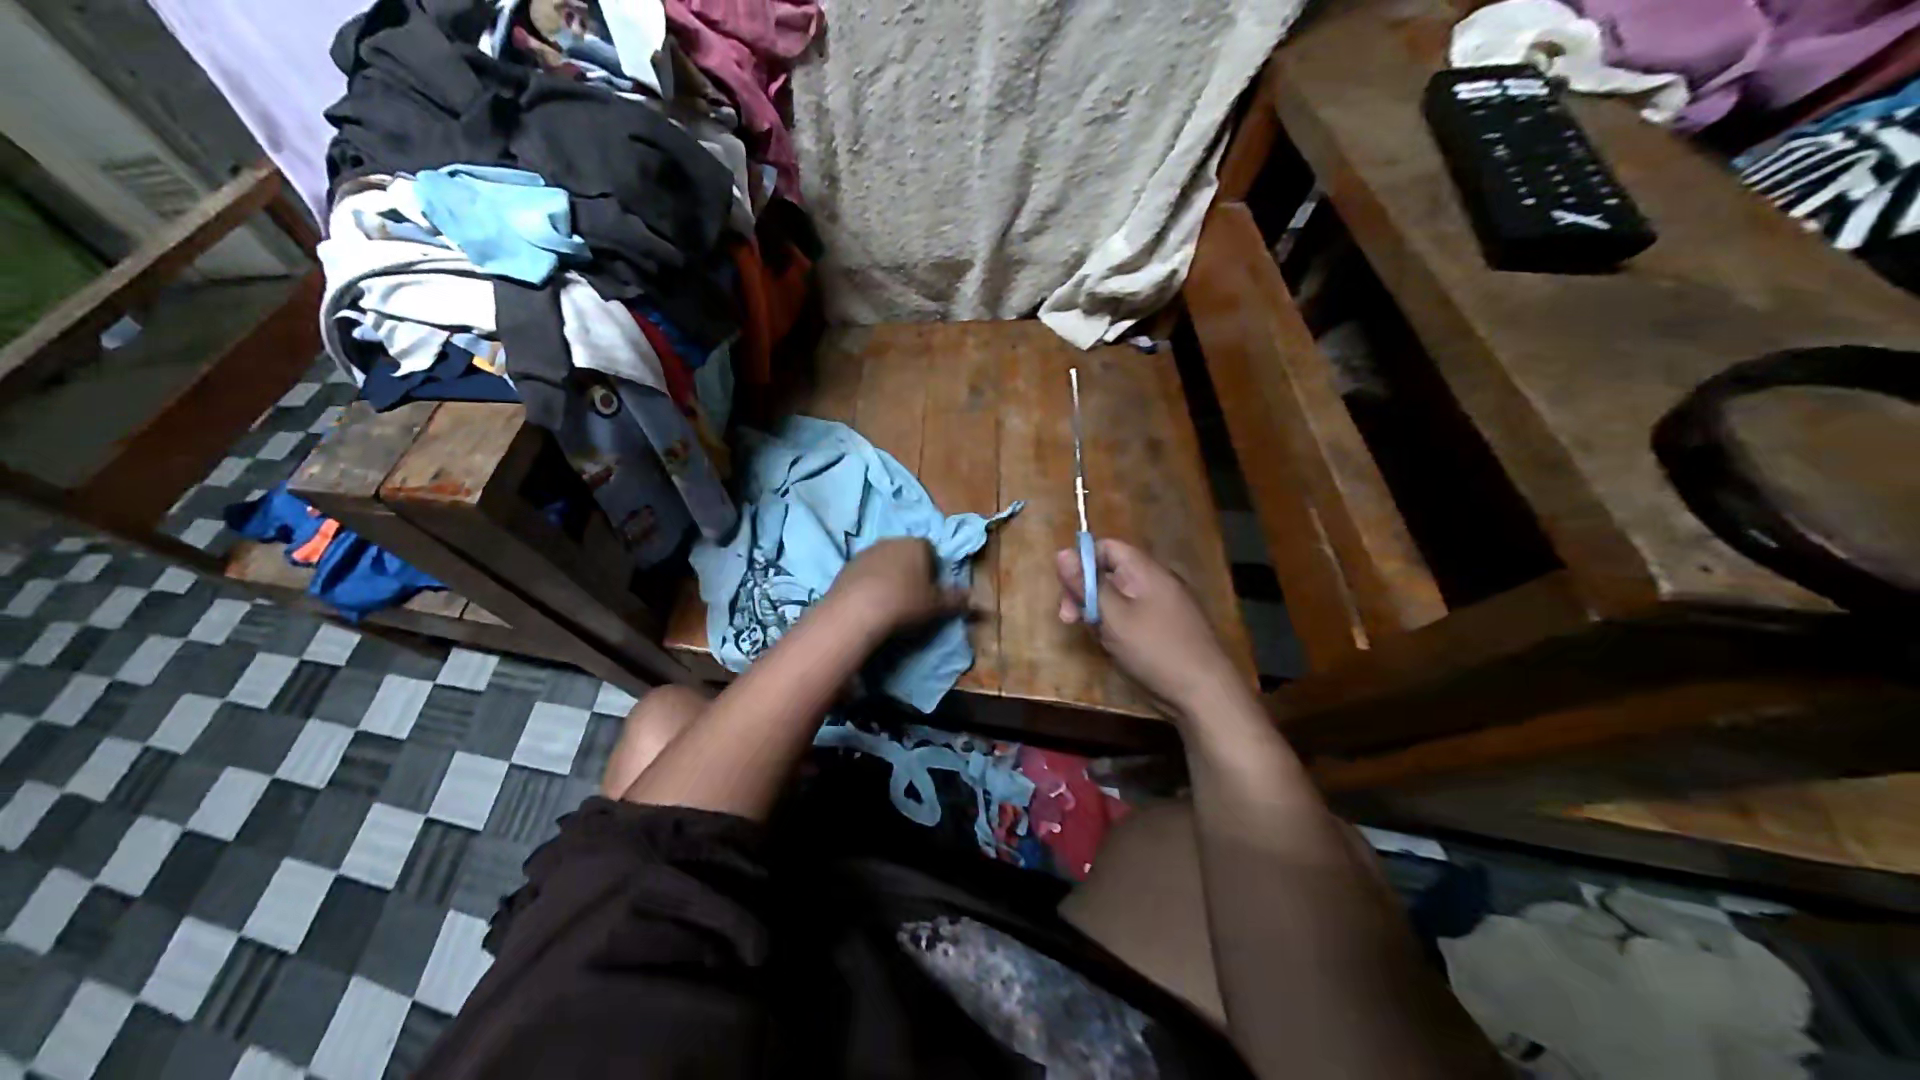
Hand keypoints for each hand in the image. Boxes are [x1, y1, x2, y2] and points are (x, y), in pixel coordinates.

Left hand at [826, 538, 967, 637]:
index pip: (931, 551)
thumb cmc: (905, 603)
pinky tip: (870, 605)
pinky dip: (870, 585)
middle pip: (906, 555)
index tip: (931, 591)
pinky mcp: (846, 567)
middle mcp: (891, 541)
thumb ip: (957, 600)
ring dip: (889, 578)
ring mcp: (865, 552)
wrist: (856, 612)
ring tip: (890, 604)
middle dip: (910, 572)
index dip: (933, 570)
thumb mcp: (938, 606)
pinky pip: (865, 574)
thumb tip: (975, 599)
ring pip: (884, 563)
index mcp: (917, 544)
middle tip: (912, 598)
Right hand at [1056, 539, 1243, 717]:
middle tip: (1069, 620)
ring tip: (1099, 640)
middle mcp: (1154, 583)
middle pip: (1109, 573)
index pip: (1107, 547)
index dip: (1083, 562)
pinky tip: (1114, 649)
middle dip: (1085, 593)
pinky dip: (1116, 629)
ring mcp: (1161, 607)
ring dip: (1099, 615)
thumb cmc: (1155, 650)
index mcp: (1145, 571)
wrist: (1205, 694)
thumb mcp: (1113, 617)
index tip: (1067, 591)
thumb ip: (1087, 585)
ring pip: (1117, 599)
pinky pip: (1130, 618)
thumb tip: (1061, 552)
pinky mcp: (1163, 630)